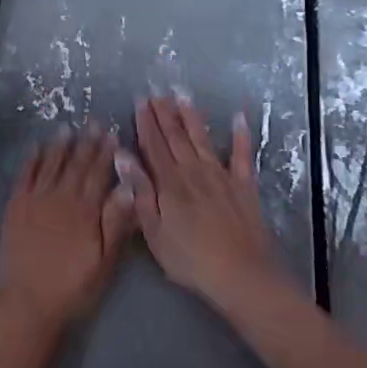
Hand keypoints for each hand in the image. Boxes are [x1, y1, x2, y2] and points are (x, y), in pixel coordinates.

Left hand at [0, 125, 135, 327]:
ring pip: (50, 165)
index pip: (98, 174)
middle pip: (75, 165)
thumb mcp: (104, 261)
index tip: (112, 135)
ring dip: (59, 146)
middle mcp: (60, 198)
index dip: (106, 154)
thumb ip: (116, 223)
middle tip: (93, 122)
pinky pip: (24, 177)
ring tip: (67, 128)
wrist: (29, 301)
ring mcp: (35, 201)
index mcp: (85, 211)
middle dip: (86, 143)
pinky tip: (36, 148)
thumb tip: (129, 189)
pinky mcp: (15, 208)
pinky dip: (31, 161)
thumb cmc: (73, 286)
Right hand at [124, 95, 281, 308]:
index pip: (154, 146)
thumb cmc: (190, 259)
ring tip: (183, 97)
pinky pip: (242, 156)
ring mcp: (222, 176)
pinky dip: (241, 136)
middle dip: (165, 114)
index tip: (140, 102)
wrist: (241, 274)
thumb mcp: (153, 231)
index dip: (146, 123)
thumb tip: (122, 157)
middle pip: (176, 138)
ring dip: (192, 118)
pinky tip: (239, 118)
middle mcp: (194, 172)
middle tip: (157, 93)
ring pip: (202, 140)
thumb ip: (140, 191)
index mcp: (169, 184)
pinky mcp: (244, 187)